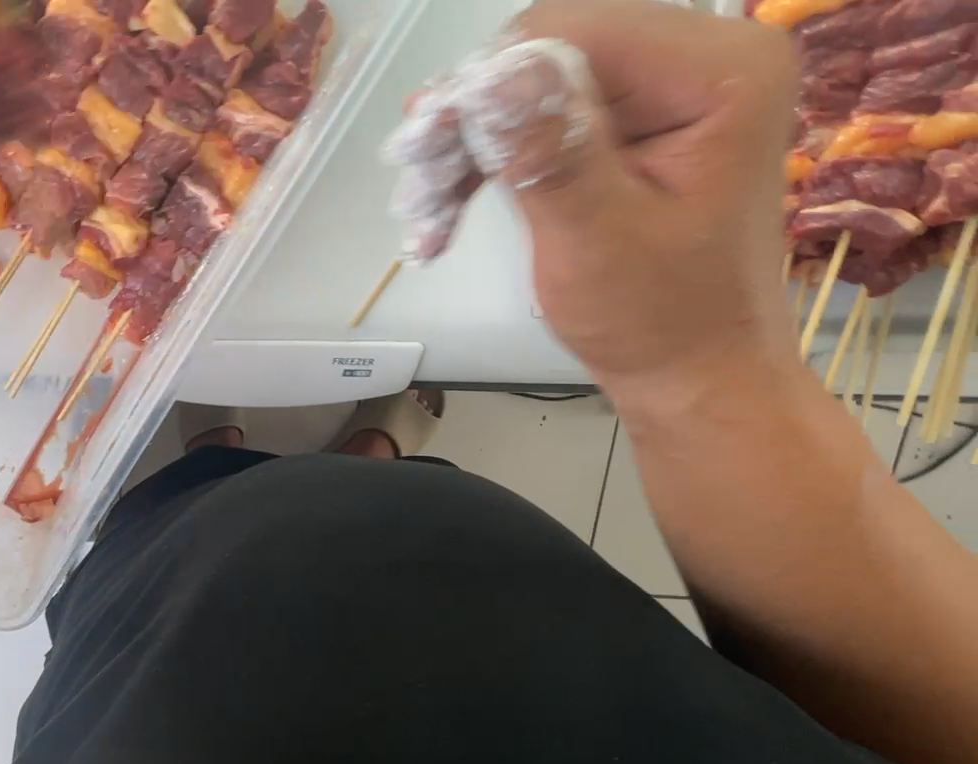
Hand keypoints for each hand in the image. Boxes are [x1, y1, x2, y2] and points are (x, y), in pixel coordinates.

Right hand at [386, 1, 799, 396]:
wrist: (689, 365)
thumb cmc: (654, 315)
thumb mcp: (595, 237)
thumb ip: (550, 152)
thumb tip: (491, 77)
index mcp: (716, 72)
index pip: (573, 32)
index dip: (483, 82)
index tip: (416, 147)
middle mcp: (698, 59)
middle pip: (546, 54)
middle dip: (468, 123)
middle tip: (414, 194)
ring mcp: (664, 90)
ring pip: (528, 90)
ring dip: (464, 152)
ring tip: (423, 218)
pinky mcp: (631, 125)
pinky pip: (537, 123)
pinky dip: (486, 167)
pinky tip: (445, 215)